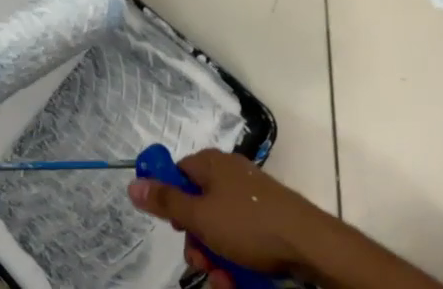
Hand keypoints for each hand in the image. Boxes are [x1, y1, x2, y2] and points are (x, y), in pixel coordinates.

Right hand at [126, 149, 324, 283]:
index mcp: (211, 164)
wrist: (310, 245)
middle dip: (195, 242)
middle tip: (201, 262)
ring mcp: (251, 198)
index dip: (170, 200)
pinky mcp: (267, 220)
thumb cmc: (249, 224)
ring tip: (224, 280)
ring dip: (215, 259)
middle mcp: (229, 175)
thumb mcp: (200, 216)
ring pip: (218, 231)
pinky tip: (238, 281)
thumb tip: (132, 182)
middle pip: (197, 207)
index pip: (177, 173)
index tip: (174, 227)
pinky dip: (236, 261)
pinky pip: (240, 240)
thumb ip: (165, 202)